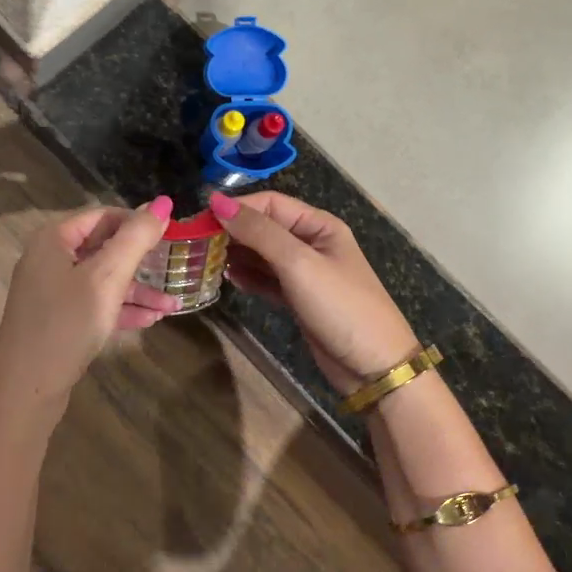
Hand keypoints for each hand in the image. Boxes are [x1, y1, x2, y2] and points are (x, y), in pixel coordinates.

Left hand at [0, 197, 179, 408]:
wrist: (26, 390)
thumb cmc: (67, 324)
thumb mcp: (107, 277)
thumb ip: (136, 238)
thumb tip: (163, 202)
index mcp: (53, 238)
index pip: (102, 215)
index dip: (137, 221)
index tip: (171, 235)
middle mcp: (48, 258)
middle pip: (103, 247)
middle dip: (141, 260)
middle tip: (175, 267)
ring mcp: (50, 291)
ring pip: (101, 279)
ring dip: (137, 289)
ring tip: (173, 304)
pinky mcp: (56, 319)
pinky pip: (93, 303)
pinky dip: (120, 308)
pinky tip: (151, 320)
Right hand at [210, 191, 417, 392]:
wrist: (376, 369)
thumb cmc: (341, 306)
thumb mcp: (298, 264)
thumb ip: (259, 232)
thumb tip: (217, 201)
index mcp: (319, 225)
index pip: (270, 203)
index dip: (236, 207)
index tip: (200, 218)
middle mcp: (312, 243)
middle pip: (264, 227)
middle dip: (233, 231)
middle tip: (196, 242)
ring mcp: (306, 273)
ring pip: (263, 254)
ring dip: (237, 254)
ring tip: (205, 261)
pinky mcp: (300, 300)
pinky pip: (267, 280)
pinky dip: (248, 277)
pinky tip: (228, 279)